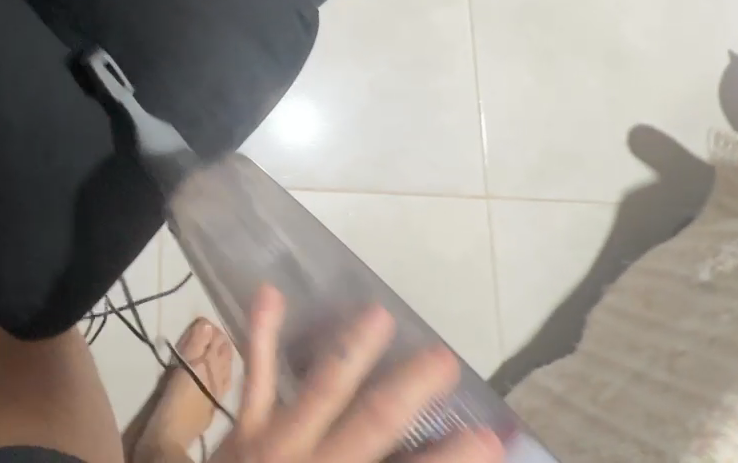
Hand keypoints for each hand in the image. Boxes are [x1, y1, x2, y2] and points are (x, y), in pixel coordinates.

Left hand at [210, 286, 504, 462]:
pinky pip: (255, 374)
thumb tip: (404, 444)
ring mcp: (274, 441)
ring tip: (378, 314)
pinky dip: (261, 332)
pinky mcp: (244, 427)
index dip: (452, 457)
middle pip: (373, 421)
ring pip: (320, 387)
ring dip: (351, 350)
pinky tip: (270, 292)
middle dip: (409, 390)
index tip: (493, 434)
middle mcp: (318, 462)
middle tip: (444, 358)